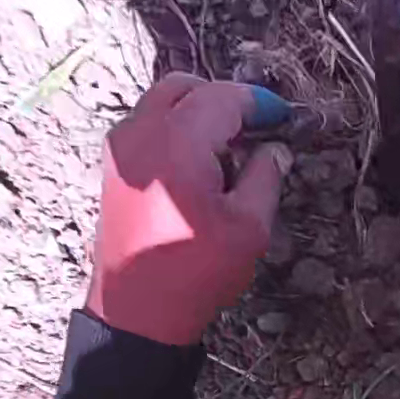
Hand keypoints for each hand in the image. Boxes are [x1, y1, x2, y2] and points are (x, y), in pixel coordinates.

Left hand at [86, 75, 291, 346]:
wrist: (138, 309)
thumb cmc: (198, 270)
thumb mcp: (248, 227)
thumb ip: (265, 178)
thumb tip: (275, 151)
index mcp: (177, 144)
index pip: (222, 99)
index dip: (259, 104)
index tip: (285, 118)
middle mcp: (140, 133)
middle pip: (185, 88)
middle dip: (226, 100)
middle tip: (260, 128)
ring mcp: (121, 149)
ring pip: (163, 104)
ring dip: (201, 113)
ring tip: (234, 150)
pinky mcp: (114, 168)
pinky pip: (150, 127)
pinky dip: (180, 130)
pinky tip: (204, 165)